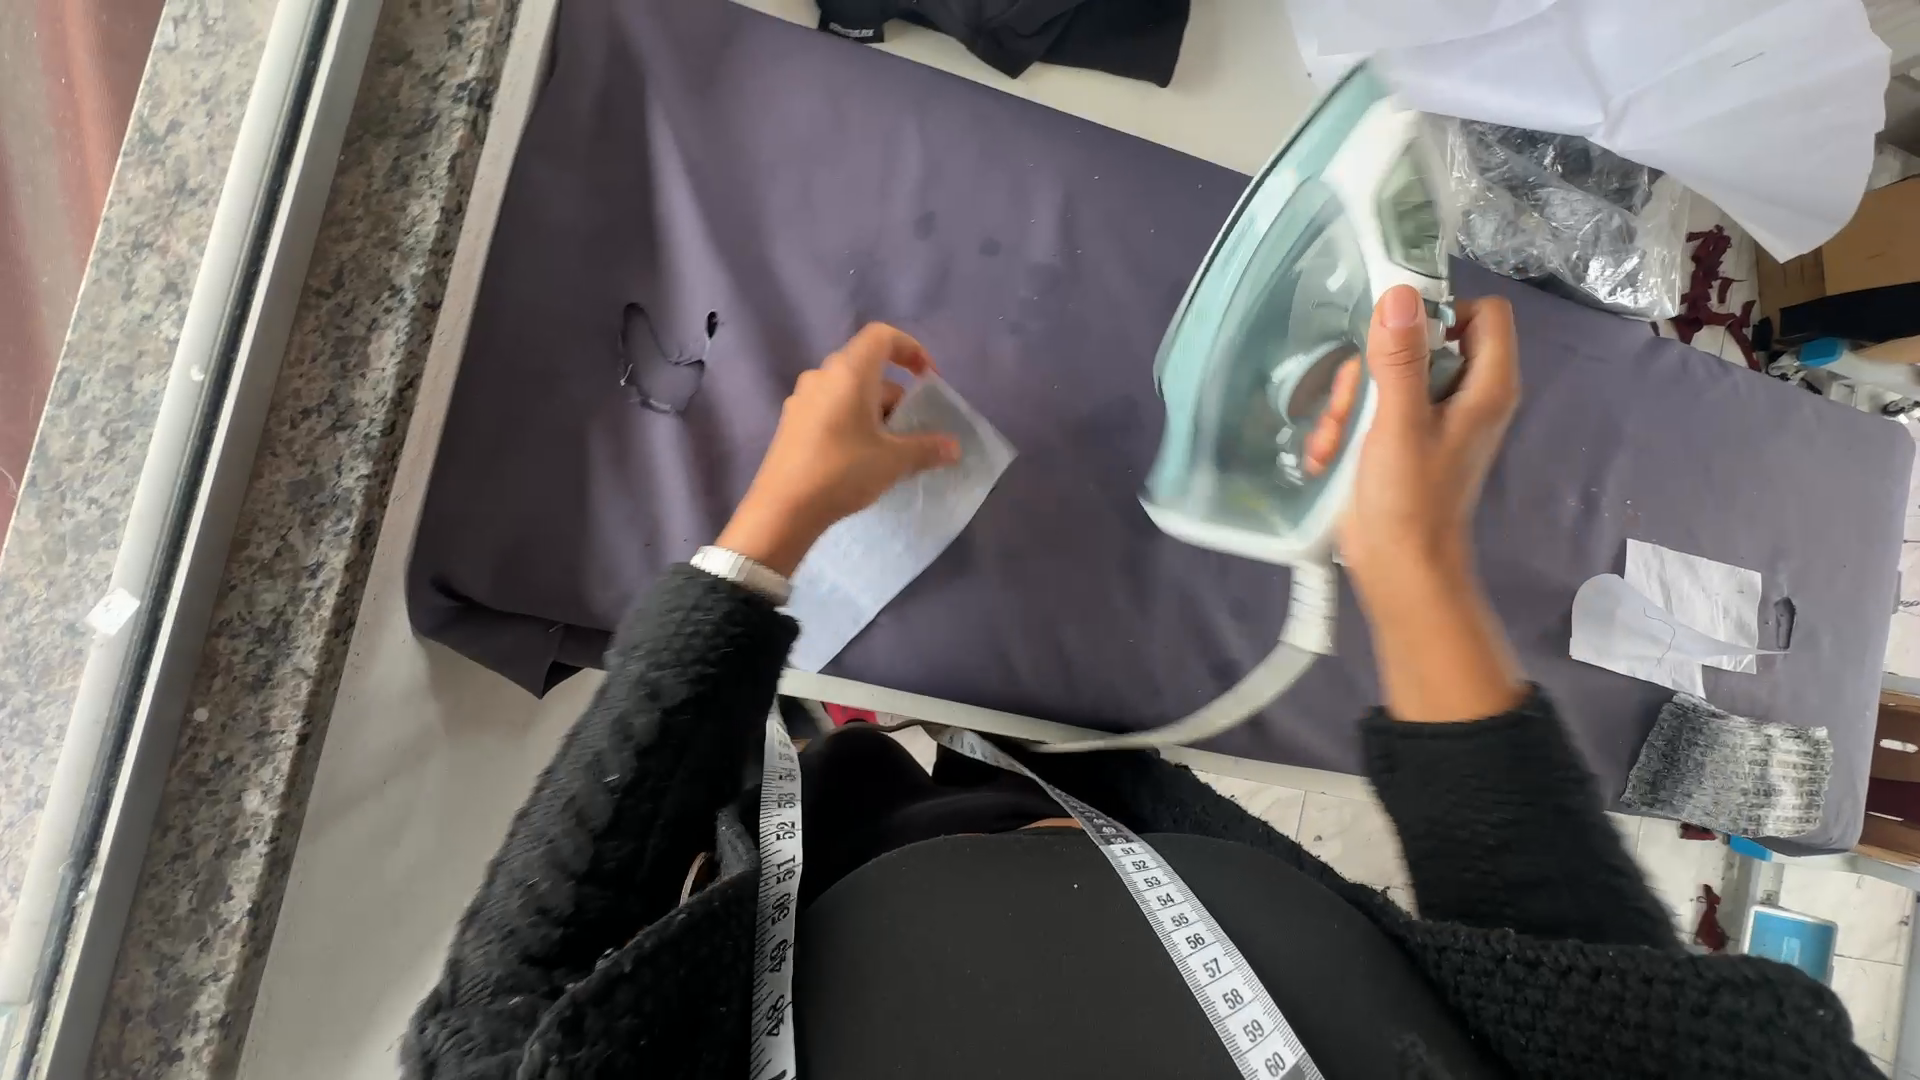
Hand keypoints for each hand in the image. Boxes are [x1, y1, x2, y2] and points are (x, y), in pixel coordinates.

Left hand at [716, 323, 960, 575]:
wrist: (783, 509)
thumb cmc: (843, 472)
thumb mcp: (893, 461)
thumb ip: (927, 448)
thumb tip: (954, 447)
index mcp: (849, 372)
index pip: (882, 336)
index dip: (911, 349)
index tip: (928, 379)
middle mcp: (822, 375)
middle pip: (867, 368)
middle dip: (896, 393)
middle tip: (911, 428)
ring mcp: (802, 398)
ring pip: (849, 391)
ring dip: (874, 410)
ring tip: (887, 448)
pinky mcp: (791, 422)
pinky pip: (830, 408)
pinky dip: (852, 421)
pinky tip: (859, 457)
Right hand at [1336, 285, 1525, 722]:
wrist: (1396, 567)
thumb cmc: (1409, 497)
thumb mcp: (1399, 422)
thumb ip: (1399, 358)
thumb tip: (1400, 292)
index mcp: (1484, 387)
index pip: (1483, 315)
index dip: (1440, 313)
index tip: (1392, 333)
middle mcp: (1460, 398)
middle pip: (1416, 347)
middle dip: (1370, 374)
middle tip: (1351, 406)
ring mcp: (1425, 423)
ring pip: (1380, 382)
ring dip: (1344, 408)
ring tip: (1331, 444)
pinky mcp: (1394, 445)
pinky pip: (1364, 414)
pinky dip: (1341, 432)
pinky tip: (1326, 457)